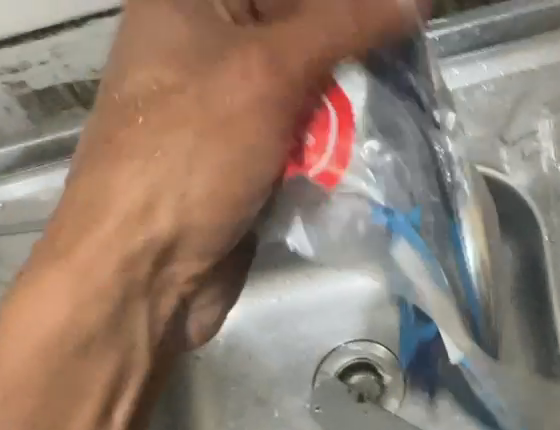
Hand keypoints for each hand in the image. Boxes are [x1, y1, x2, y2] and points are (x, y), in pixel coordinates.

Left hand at [34, 0, 420, 353]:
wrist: (145, 272)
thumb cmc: (190, 152)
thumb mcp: (267, 71)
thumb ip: (344, 25)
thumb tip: (414, 0)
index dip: (348, 2)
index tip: (408, 10)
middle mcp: (204, 47)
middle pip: (298, 29)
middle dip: (352, 46)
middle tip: (408, 55)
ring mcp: (224, 114)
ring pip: (305, 90)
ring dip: (348, 102)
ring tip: (401, 101)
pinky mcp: (243, 168)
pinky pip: (299, 143)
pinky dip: (332, 147)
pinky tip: (370, 148)